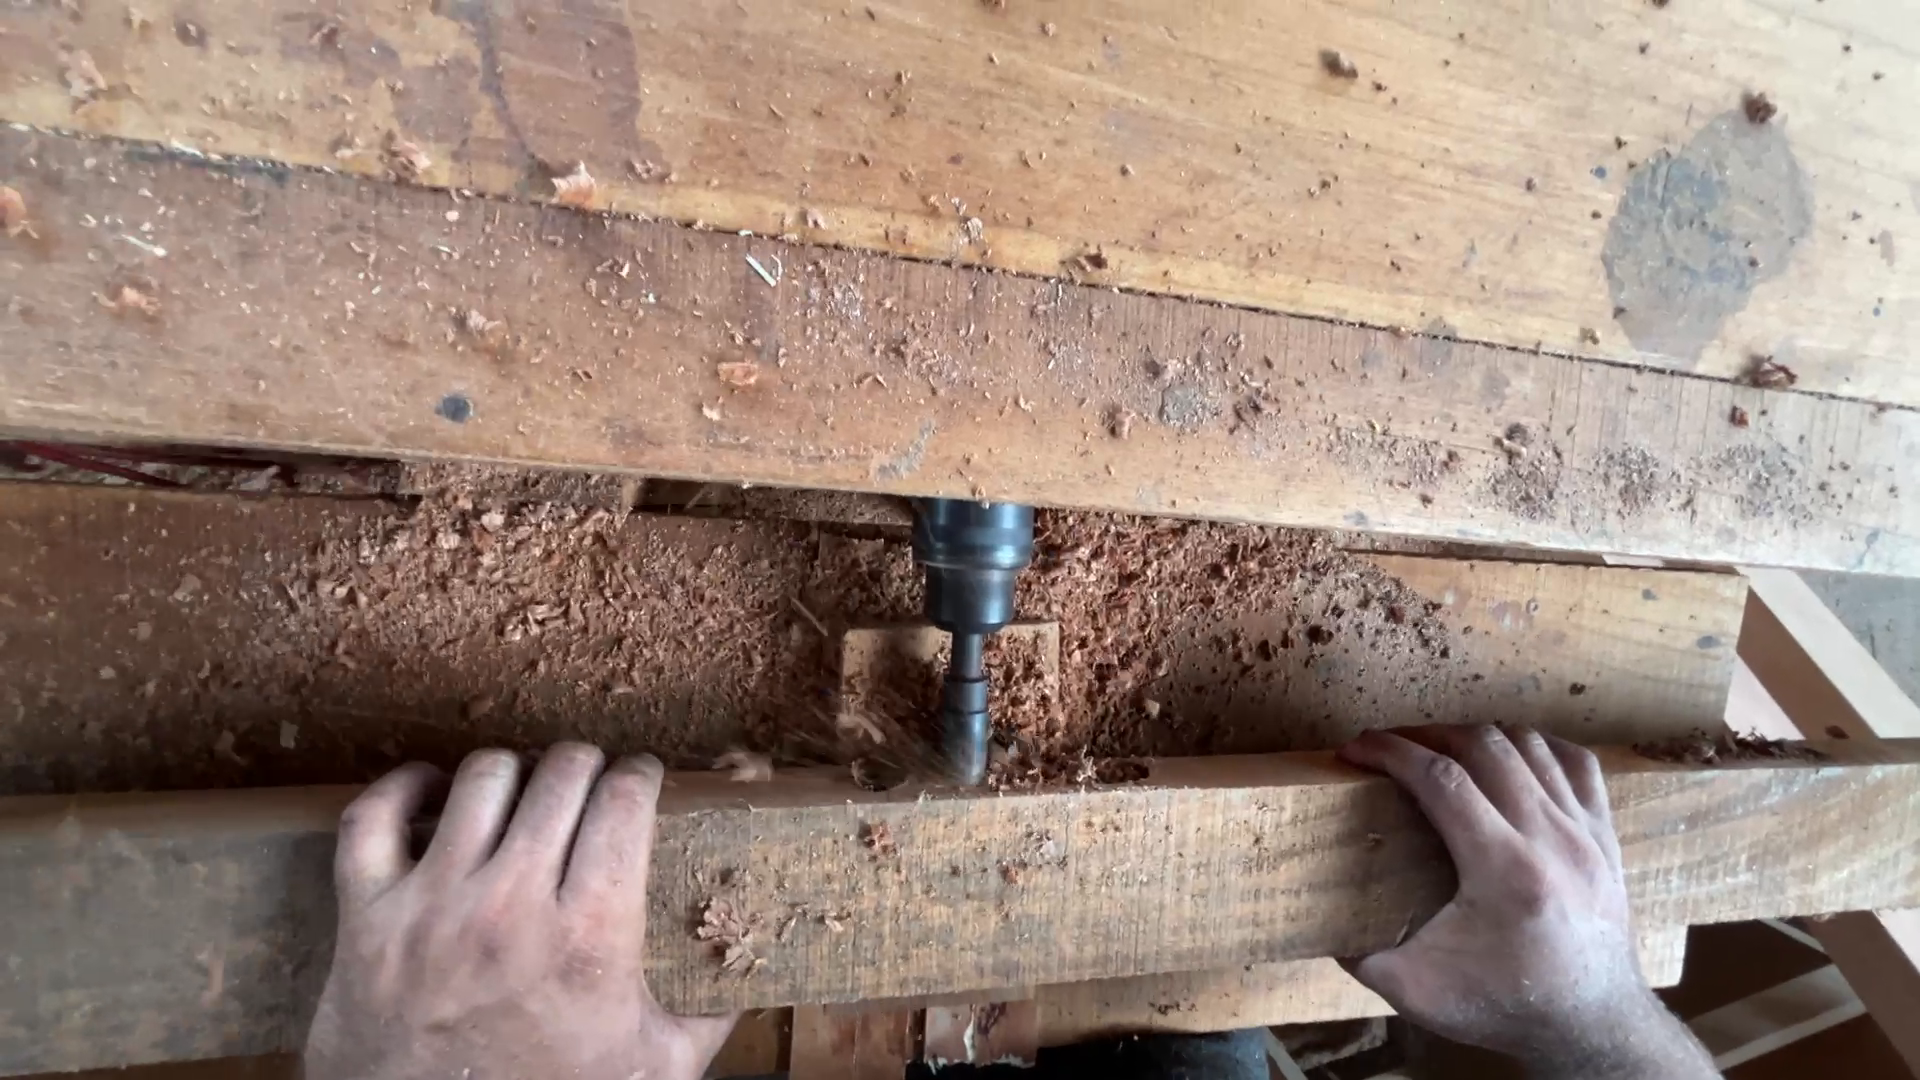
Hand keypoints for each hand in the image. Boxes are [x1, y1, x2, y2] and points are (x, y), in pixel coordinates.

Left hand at [304, 744, 735, 1079]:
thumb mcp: (661, 1067)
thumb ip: (718, 1009)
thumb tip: (757, 962)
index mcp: (591, 932)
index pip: (625, 796)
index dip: (643, 772)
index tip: (643, 778)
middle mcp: (511, 906)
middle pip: (564, 771)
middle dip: (590, 765)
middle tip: (592, 786)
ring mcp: (432, 909)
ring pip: (483, 777)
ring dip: (515, 772)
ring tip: (526, 793)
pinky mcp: (365, 923)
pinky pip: (371, 819)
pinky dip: (402, 788)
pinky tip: (433, 789)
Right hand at [1338, 725, 1712, 1076]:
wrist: (1597, 1034)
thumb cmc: (1503, 1005)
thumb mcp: (1415, 990)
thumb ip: (1357, 951)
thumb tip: (1306, 908)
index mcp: (1505, 871)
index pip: (1440, 778)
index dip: (1388, 750)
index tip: (1352, 750)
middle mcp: (1551, 840)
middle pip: (1483, 746)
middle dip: (1422, 734)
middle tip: (1386, 748)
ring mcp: (1586, 834)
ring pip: (1527, 744)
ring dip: (1471, 736)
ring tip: (1435, 750)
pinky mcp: (1605, 836)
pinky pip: (1574, 761)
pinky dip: (1532, 744)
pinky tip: (1503, 755)